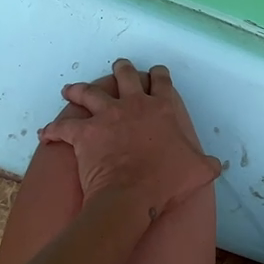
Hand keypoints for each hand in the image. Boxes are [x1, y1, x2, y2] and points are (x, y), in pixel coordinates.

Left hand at [39, 59, 221, 217]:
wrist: (131, 195)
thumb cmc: (166, 180)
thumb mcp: (199, 171)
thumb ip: (207, 163)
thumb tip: (217, 164)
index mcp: (162, 108)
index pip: (161, 81)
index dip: (158, 74)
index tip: (156, 73)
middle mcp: (134, 104)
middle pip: (125, 76)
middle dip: (121, 70)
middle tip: (118, 68)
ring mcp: (107, 116)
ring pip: (89, 93)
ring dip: (79, 90)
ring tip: (71, 89)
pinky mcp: (85, 133)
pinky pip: (64, 127)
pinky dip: (53, 129)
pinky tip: (45, 132)